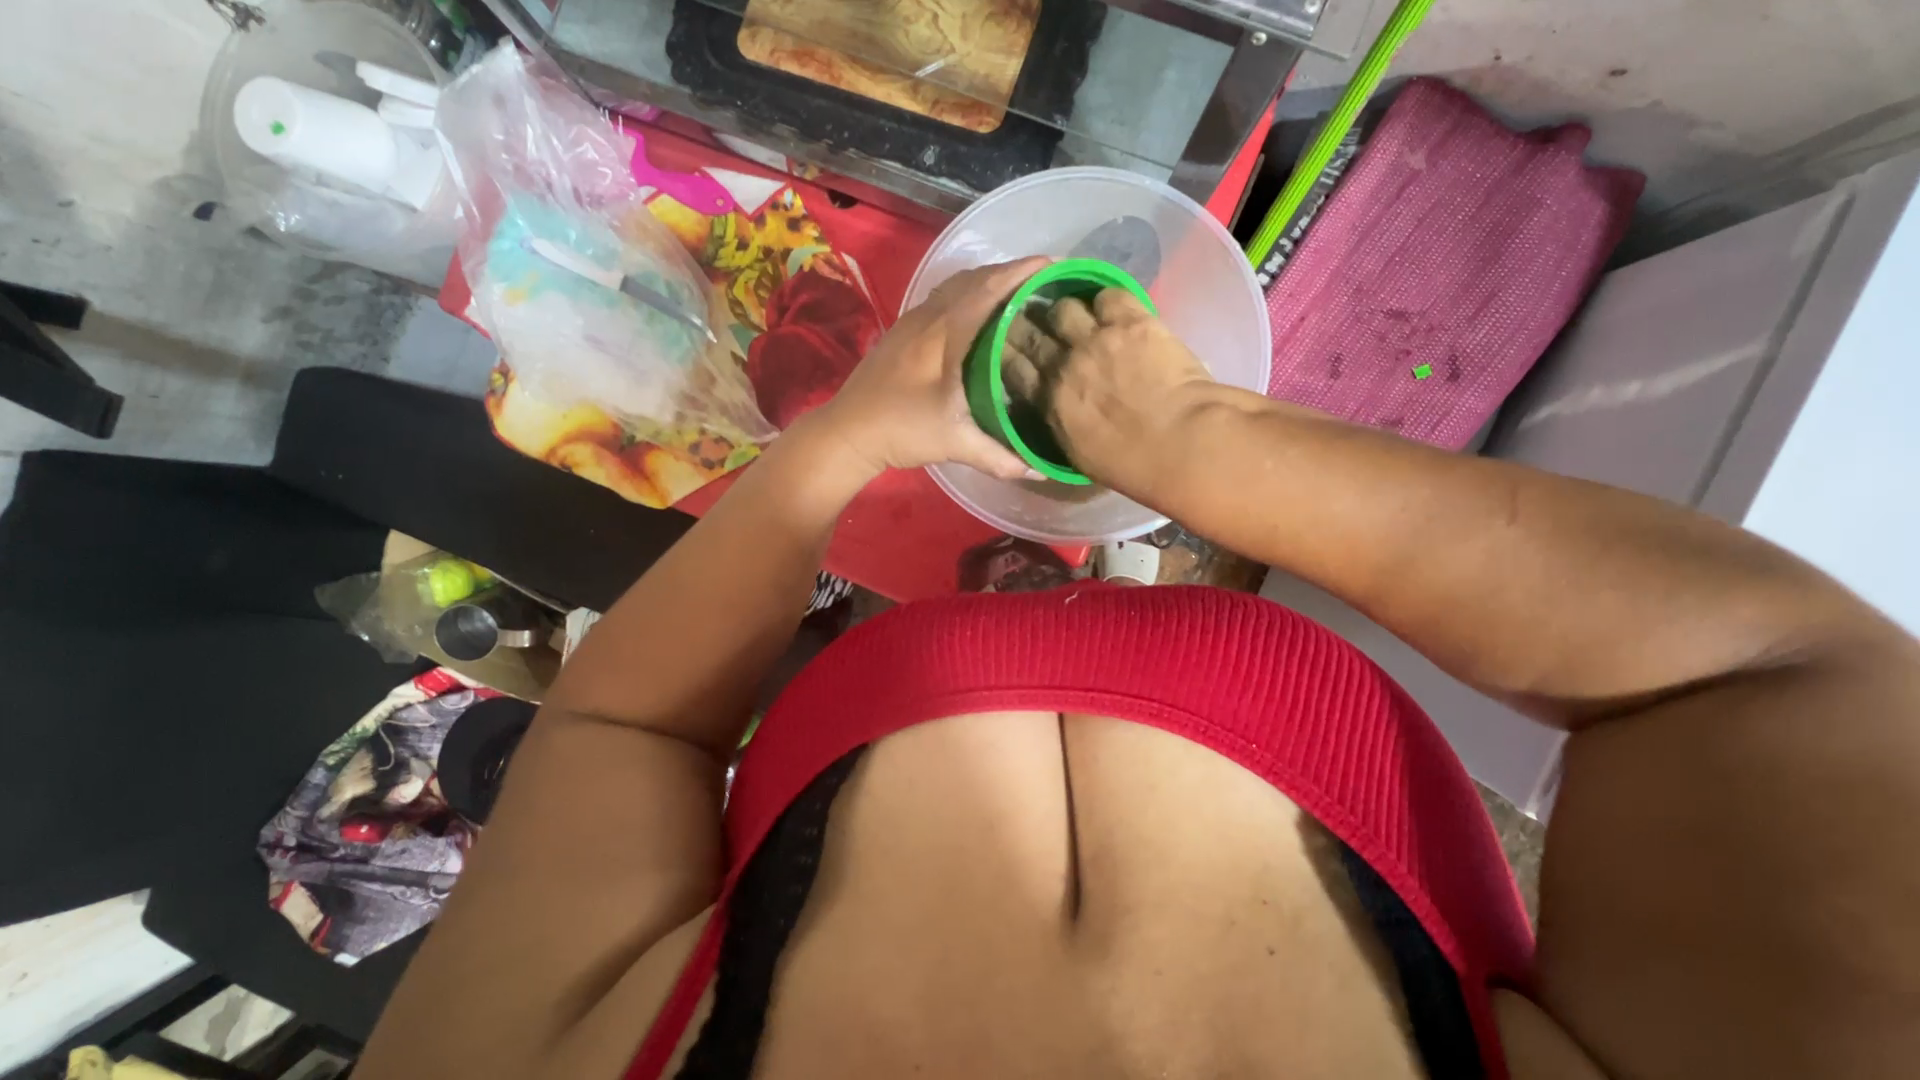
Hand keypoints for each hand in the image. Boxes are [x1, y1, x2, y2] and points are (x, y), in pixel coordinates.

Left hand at [803, 257, 1048, 481]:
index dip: (1021, 272)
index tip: (1052, 264)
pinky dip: (967, 295)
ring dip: (986, 281)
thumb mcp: (955, 443)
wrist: (846, 432)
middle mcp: (928, 318)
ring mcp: (911, 322)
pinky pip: (942, 300)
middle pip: (973, 279)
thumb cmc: (900, 430)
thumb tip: (1040, 470)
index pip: (988, 289)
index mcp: (944, 333)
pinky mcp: (902, 333)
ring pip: (954, 287)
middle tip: (1043, 280)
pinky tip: (978, 314)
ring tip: (1017, 292)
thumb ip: (999, 456)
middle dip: (1009, 273)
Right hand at [1002, 287, 1214, 491]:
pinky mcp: (1132, 321)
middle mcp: (1064, 363)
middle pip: (1031, 333)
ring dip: (1070, 311)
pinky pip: (1109, 296)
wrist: (1180, 441)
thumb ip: (1061, 424)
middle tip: (1035, 322)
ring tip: (1081, 317)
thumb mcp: (1080, 454)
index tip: (1011, 349)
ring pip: (1065, 307)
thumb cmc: (1134, 465)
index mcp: (1049, 402)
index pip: (1013, 368)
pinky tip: (1117, 309)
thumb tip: (1057, 410)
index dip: (1008, 354)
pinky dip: (1110, 301)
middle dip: (1029, 325)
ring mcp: (1097, 338)